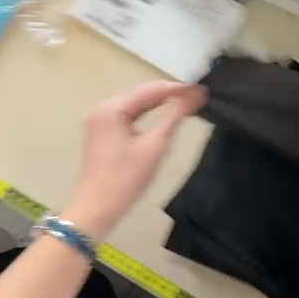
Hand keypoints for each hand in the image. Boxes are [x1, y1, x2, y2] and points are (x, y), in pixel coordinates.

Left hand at [66, 81, 205, 239]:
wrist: (97, 208)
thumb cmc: (126, 179)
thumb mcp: (154, 146)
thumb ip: (175, 117)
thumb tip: (195, 94)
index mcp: (111, 109)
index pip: (150, 90)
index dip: (177, 89)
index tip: (202, 89)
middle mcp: (102, 109)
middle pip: (140, 95)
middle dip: (167, 94)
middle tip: (196, 96)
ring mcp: (100, 122)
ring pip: (134, 106)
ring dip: (157, 104)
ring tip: (184, 103)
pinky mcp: (101, 134)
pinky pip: (127, 117)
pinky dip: (145, 116)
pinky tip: (161, 116)